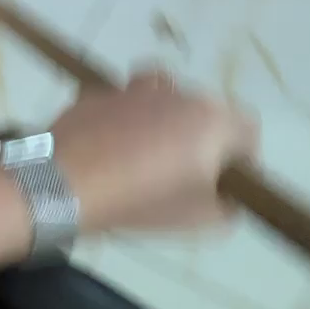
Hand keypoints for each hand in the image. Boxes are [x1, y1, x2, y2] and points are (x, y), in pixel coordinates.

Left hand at [48, 70, 258, 233]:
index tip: (225, 180)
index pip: (246, 128)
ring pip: (157, 92)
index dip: (242, 156)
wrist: (63, 182)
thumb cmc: (142, 198)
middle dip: (200, 133)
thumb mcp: (203, 218)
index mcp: (208, 117)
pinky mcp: (89, 95)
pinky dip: (118, 118)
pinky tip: (107, 145)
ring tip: (148, 145)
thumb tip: (223, 196)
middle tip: (185, 166)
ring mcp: (125, 90)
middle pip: (200, 107)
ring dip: (160, 113)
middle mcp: (170, 93)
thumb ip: (227, 204)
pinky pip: (115, 103)